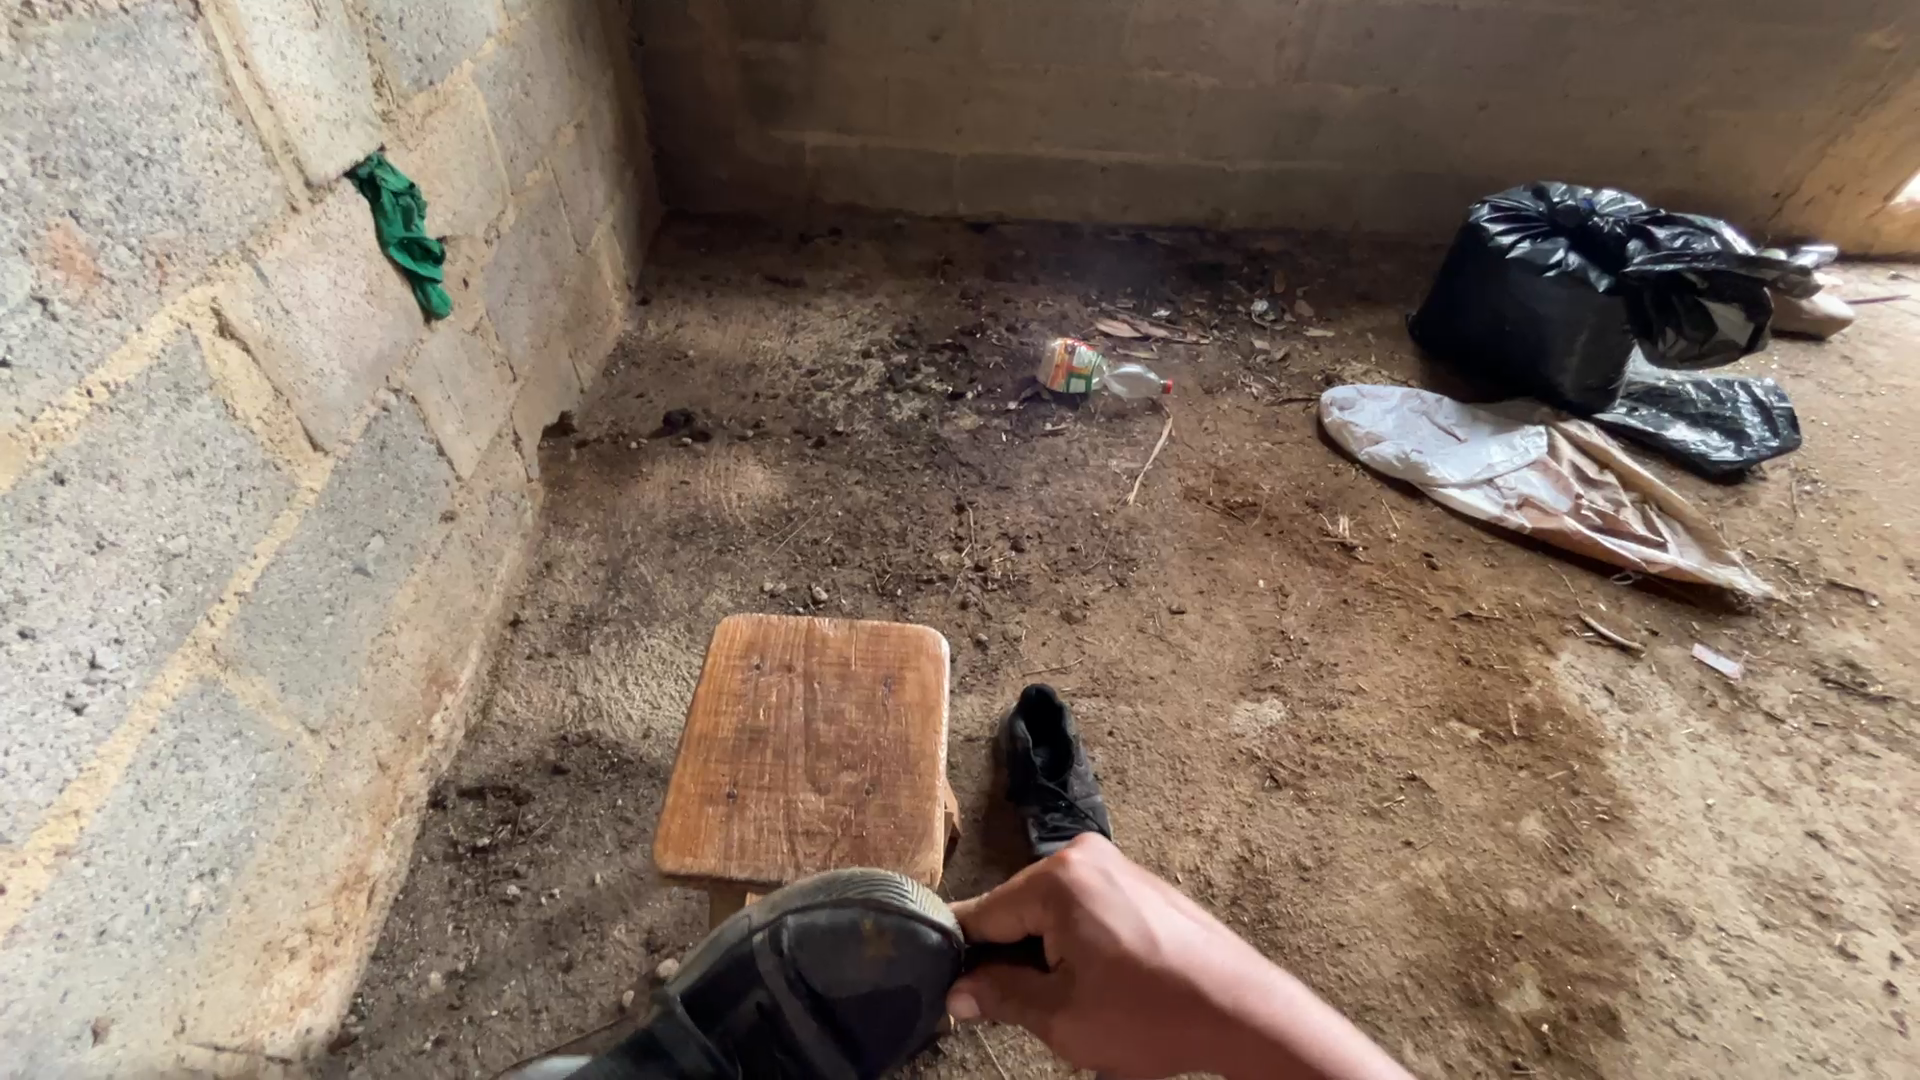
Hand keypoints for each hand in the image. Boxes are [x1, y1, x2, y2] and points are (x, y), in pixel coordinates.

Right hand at [946, 834, 1412, 1079]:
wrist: (1242, 1009)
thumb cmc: (1150, 1015)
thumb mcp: (1063, 1017)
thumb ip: (1001, 996)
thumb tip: (955, 993)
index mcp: (1057, 879)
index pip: (983, 913)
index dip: (962, 952)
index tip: (945, 983)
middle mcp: (1080, 855)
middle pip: (1017, 906)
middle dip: (1009, 952)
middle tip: (1014, 1004)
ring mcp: (1112, 862)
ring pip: (1049, 906)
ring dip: (1043, 947)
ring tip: (1065, 995)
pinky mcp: (1135, 877)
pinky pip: (1082, 901)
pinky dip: (1073, 936)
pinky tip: (1095, 976)